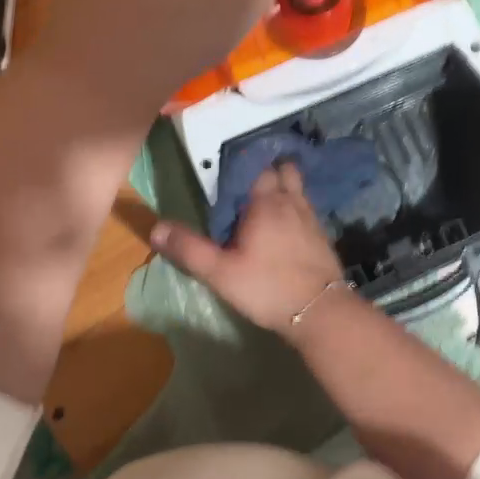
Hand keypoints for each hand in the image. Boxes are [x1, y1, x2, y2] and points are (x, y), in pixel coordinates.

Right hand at [149, 162, 345, 336]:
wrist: (319, 311)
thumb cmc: (267, 287)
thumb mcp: (220, 272)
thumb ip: (189, 249)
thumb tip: (156, 227)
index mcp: (265, 203)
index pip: (257, 168)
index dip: (245, 166)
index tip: (230, 172)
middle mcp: (291, 202)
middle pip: (284, 171)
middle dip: (269, 171)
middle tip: (249, 184)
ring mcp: (311, 218)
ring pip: (298, 189)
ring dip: (285, 188)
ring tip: (268, 200)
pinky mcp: (323, 236)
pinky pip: (307, 210)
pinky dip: (297, 209)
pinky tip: (288, 225)